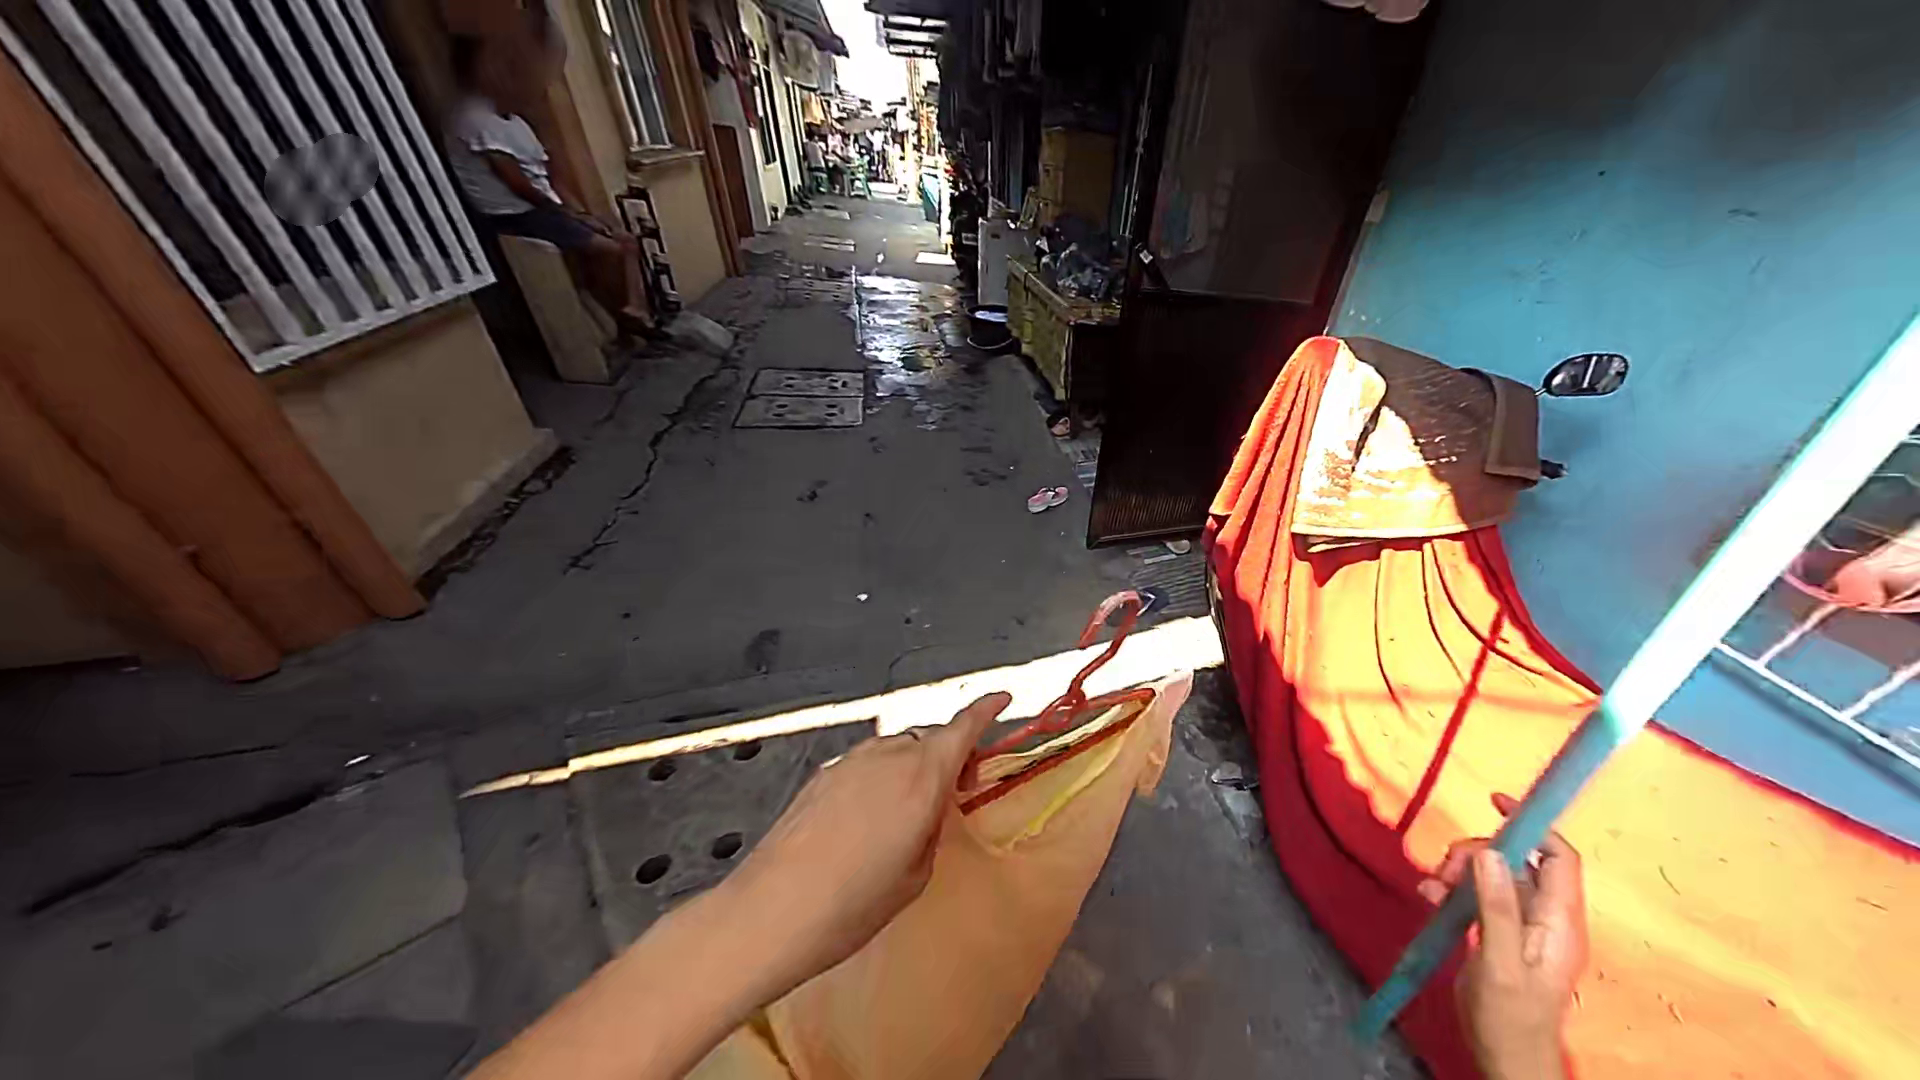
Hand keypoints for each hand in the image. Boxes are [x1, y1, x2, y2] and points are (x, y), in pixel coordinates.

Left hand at [722, 692, 1009, 997]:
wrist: (773, 909)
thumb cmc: (855, 902)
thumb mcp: (916, 872)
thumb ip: (932, 825)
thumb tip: (930, 807)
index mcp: (922, 776)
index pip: (963, 727)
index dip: (986, 709)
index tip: (1002, 698)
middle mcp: (888, 755)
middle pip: (930, 737)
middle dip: (950, 753)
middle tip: (956, 790)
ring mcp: (851, 759)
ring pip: (897, 747)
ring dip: (914, 764)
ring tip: (909, 809)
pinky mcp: (824, 772)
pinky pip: (867, 762)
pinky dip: (881, 776)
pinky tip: (868, 817)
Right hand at [1418, 795, 1587, 1079]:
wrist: (1507, 1062)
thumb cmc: (1511, 1018)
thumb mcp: (1501, 963)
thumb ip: (1497, 907)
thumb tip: (1489, 851)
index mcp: (1559, 922)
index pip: (1559, 858)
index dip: (1533, 825)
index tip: (1495, 801)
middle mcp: (1544, 916)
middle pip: (1514, 860)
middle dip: (1475, 853)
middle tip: (1445, 872)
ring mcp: (1520, 924)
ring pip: (1489, 873)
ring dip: (1457, 871)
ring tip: (1433, 890)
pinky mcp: (1497, 931)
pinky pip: (1474, 893)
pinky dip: (1450, 889)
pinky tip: (1430, 899)